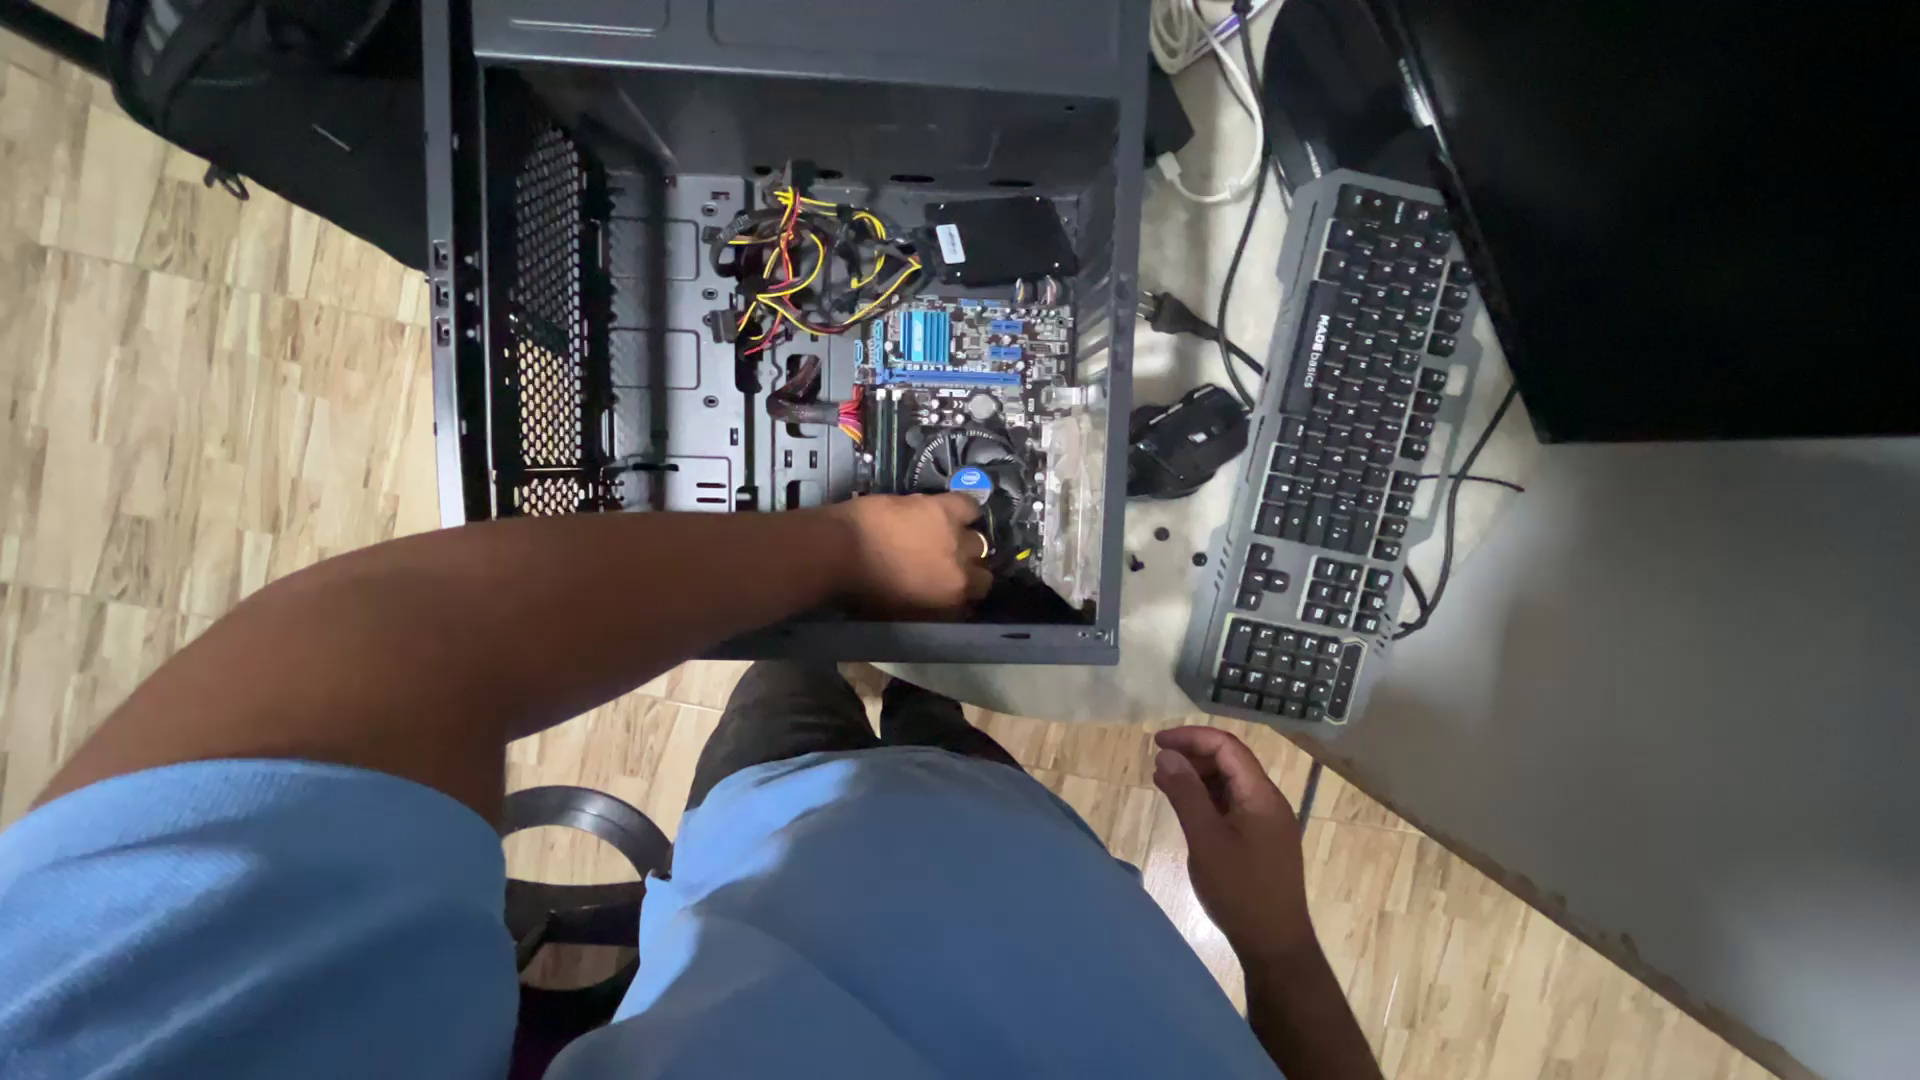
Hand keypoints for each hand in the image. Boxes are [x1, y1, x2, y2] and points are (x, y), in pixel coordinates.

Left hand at [828, 493, 993, 615]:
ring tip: (950, 535)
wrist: (838, 551)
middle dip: (970, 562)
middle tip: (948, 559)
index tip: (955, 582)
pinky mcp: (941, 506)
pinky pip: (968, 505)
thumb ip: (930, 609)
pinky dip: (965, 510)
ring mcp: (953, 534)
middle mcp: (962, 565)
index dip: (969, 586)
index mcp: (952, 594)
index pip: (980, 591)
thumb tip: (942, 604)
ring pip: (979, 535)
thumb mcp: (901, 612)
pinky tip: (951, 512)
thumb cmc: (861, 590)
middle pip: (982, 562)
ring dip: (967, 537)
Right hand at [1153, 727, 1314, 962]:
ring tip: (1163, 780)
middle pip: (1230, 761)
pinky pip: (1231, 805)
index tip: (1157, 743)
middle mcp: (1268, 801)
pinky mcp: (1260, 840)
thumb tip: (1166, 754)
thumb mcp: (1206, 839)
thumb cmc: (1240, 890)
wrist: (1275, 945)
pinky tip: (1184, 806)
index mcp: (1261, 795)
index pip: (1227, 747)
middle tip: (1157, 762)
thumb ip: (1186, 793)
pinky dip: (1206, 798)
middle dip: (1192, 754)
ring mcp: (1266, 822)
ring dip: (1197, 776)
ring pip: (1229, 783)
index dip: (1191, 738)